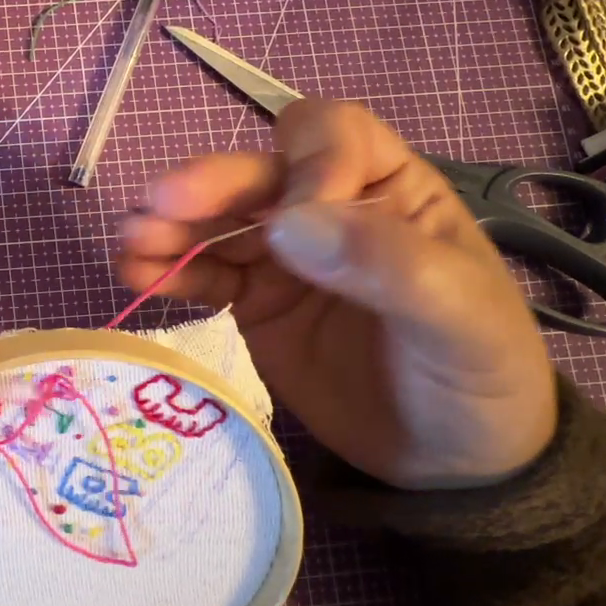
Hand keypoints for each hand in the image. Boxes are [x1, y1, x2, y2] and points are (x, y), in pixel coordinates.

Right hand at [118, 99, 556, 489]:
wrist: (451, 467)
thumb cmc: (477, 381)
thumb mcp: (461, 322)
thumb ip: (388, 264)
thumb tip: (289, 222)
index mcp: (388, 189)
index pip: (332, 137)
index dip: (302, 161)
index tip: (287, 223)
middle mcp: (325, 207)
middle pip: (253, 174)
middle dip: (204, 186)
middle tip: (156, 205)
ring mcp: (281, 253)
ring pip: (213, 219)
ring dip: (168, 225)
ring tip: (129, 244)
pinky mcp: (250, 297)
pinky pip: (200, 271)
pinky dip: (164, 269)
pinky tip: (134, 275)